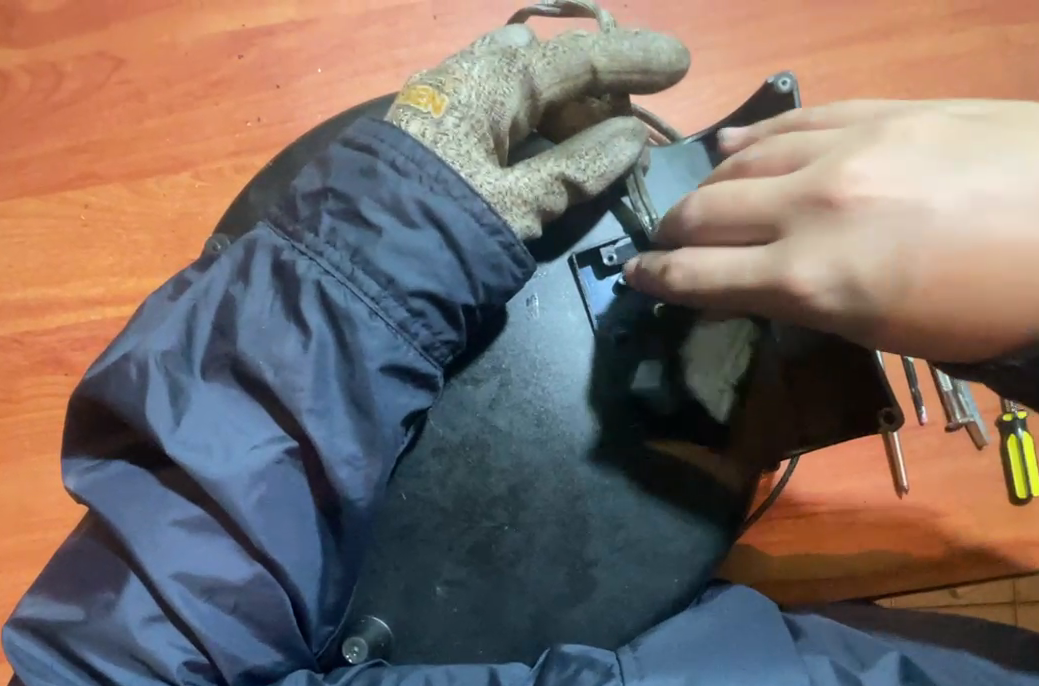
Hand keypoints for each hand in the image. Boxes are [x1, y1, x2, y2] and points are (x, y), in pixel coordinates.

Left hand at [385, 23, 689, 239]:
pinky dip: (537, 137)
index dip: (630, 61)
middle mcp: (469, 81)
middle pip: (550, 74)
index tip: (680, 64)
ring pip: (525, 97)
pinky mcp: (440, 141)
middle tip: (635, 138)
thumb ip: (573, 170)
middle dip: (598, 98)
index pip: (574, 59)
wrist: (359, 273)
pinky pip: (502, 122)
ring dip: (569, 119)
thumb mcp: (513, 206)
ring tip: (604, 151)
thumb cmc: (437, 232)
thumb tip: (629, 141)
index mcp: (489, 84)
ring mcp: (451, 109)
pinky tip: (558, 158)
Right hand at [623, 100, 1038, 362]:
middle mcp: (811, 206)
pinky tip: (738, 144)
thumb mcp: (878, 329)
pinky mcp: (891, 110)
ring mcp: (851, 146)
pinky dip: (758, 135)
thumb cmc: (991, 319)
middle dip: (671, 231)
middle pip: (707, 211)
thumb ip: (806, 296)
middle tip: (660, 243)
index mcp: (807, 279)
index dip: (657, 277)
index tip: (634, 277)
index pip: (697, 273)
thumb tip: (763, 276)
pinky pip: (799, 117)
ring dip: (708, 183)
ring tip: (697, 197)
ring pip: (744, 159)